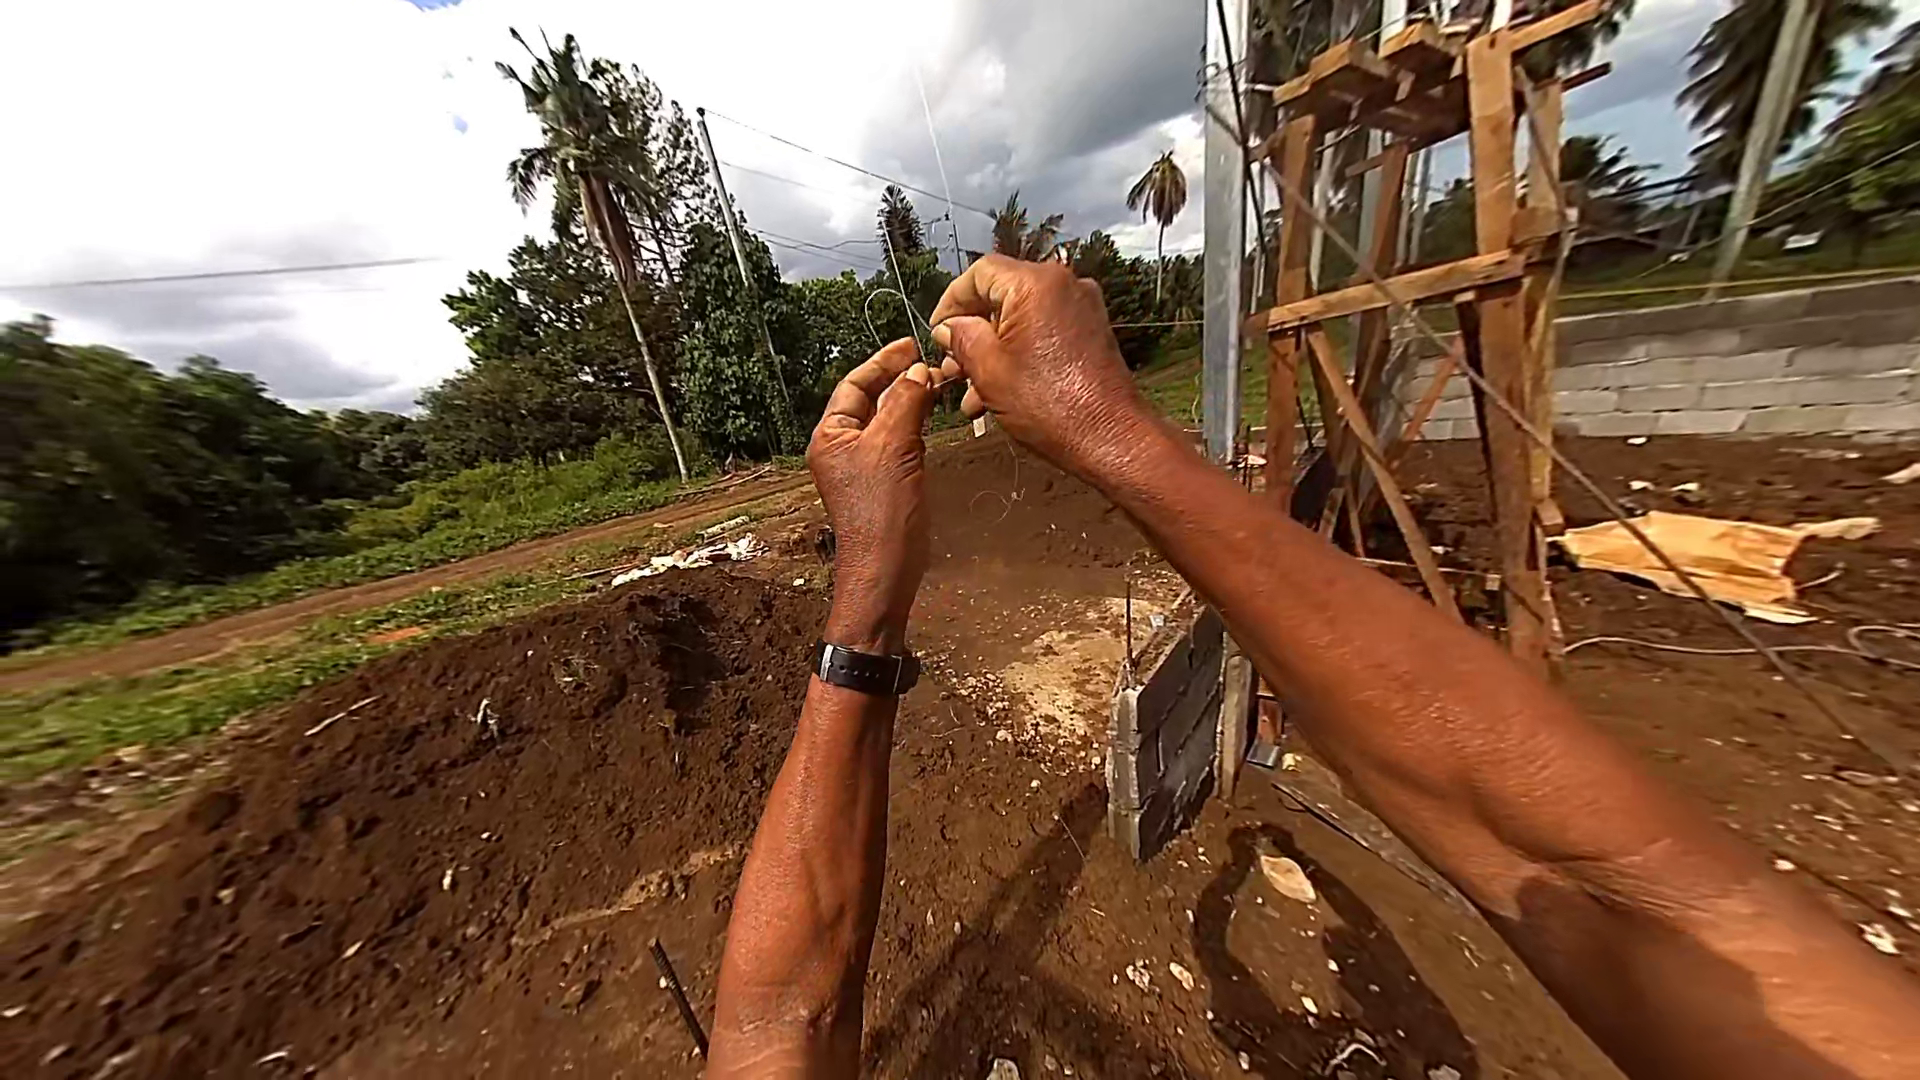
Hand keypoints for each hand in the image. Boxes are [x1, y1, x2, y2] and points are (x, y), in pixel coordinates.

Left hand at [807, 338, 936, 655]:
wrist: (887, 568)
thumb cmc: (880, 514)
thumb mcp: (893, 446)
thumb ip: (905, 402)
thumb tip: (919, 371)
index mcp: (830, 436)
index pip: (854, 384)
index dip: (882, 361)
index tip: (910, 345)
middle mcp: (843, 448)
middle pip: (871, 400)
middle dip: (900, 380)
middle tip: (930, 363)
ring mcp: (865, 467)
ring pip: (889, 421)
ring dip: (911, 400)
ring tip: (936, 383)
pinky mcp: (886, 482)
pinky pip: (900, 443)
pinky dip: (916, 426)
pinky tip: (932, 417)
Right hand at [929, 254, 1149, 475]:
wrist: (1109, 437)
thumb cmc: (1050, 406)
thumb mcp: (989, 370)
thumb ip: (962, 338)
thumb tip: (948, 327)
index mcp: (1036, 284)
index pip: (979, 274)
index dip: (950, 302)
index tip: (936, 332)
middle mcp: (1063, 285)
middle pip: (1000, 297)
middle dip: (971, 335)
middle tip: (951, 369)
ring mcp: (1080, 308)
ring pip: (1019, 321)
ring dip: (991, 353)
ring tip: (971, 394)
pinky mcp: (1089, 332)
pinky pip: (1042, 334)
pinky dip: (1017, 356)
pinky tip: (998, 393)